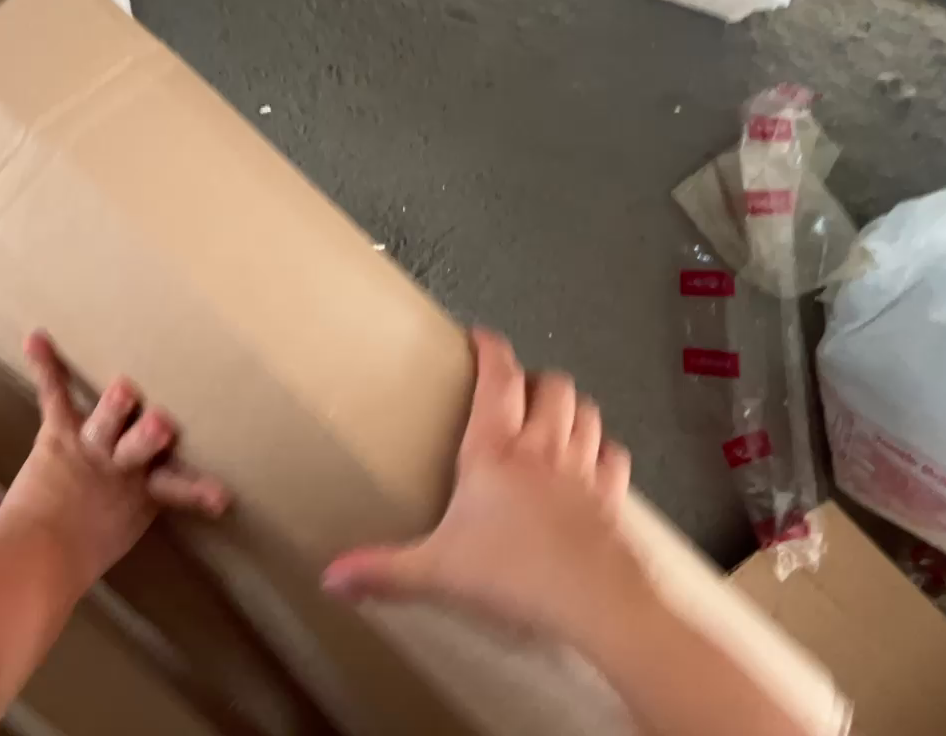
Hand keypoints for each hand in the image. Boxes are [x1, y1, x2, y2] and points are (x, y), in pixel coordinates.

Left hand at [0, 331, 230, 592]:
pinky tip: (36, 337)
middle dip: (152, 434)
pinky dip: (47, 366)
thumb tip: (177, 503)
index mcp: (145, 490)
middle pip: (143, 444)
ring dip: (115, 406)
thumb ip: (144, 505)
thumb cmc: (77, 554)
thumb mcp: (122, 531)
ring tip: (122, 391)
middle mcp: (123, 463)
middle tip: (161, 426)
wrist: (31, 556)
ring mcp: (91, 445)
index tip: (220, 496)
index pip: (179, 484)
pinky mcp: (60, 434)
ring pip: (108, 419)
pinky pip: (56, 395)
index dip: (200, 490)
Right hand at [321, 328, 650, 649]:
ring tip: (551, 414)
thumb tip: (332, 576)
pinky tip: (591, 460)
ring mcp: (584, 471)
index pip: (498, 378)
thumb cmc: (516, 576)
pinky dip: (602, 449)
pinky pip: (614, 457)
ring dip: (569, 406)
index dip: (490, 348)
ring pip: (586, 412)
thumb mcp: (438, 571)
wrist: (599, 608)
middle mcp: (543, 450)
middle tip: (515, 387)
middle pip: (551, 386)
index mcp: (495, 451)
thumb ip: (383, 570)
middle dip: (533, 378)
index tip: (480, 336)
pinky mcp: (613, 500)